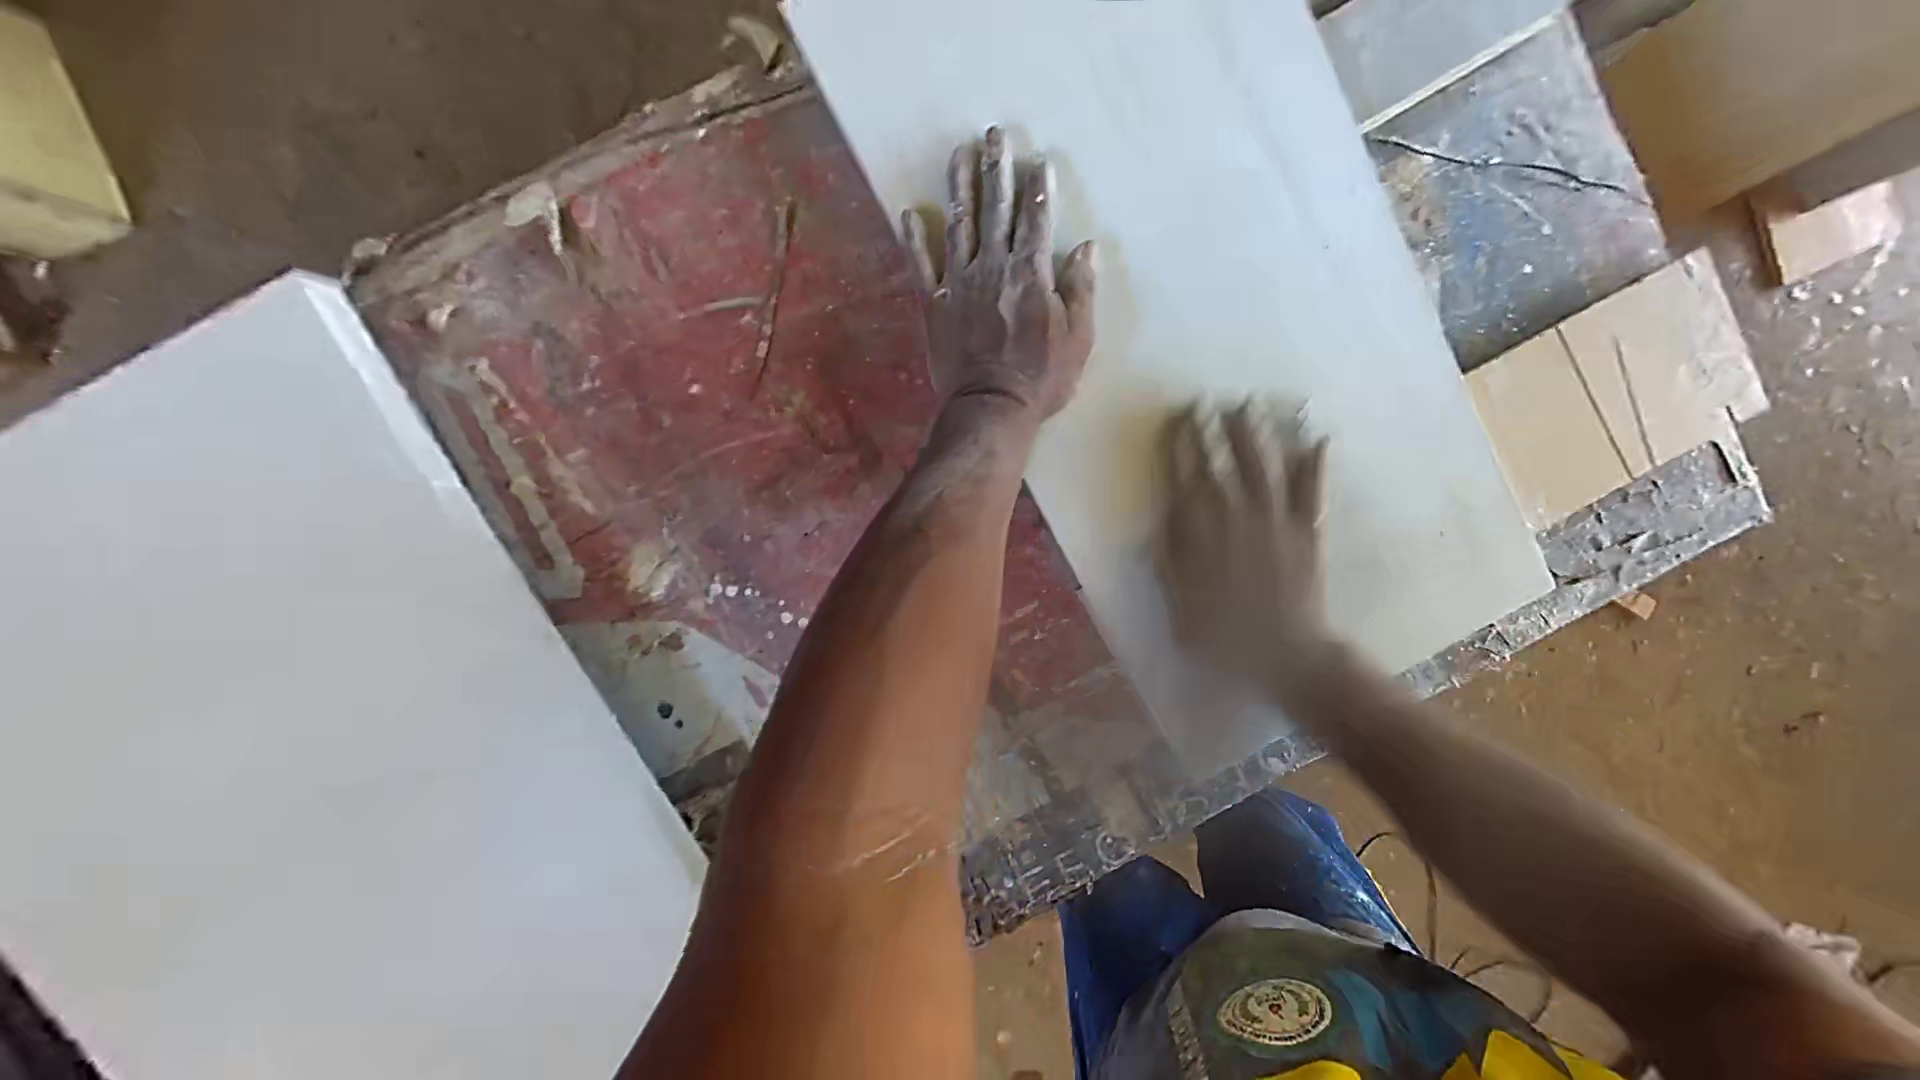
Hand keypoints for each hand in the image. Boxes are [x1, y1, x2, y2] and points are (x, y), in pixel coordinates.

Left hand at [902, 127, 1097, 418]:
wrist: (991, 408)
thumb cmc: (1041, 378)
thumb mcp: (1078, 338)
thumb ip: (1080, 290)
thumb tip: (1085, 248)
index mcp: (1030, 275)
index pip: (1036, 220)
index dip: (1038, 188)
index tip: (1037, 160)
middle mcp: (993, 268)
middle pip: (996, 210)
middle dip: (997, 170)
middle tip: (994, 135)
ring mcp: (959, 283)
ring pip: (960, 225)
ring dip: (960, 186)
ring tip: (959, 154)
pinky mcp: (934, 304)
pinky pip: (921, 264)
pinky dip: (915, 239)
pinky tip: (910, 214)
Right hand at [1155, 402, 1336, 698]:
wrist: (1290, 659)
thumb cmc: (1227, 639)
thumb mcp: (1182, 608)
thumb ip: (1170, 562)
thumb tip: (1162, 519)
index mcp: (1204, 537)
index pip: (1185, 481)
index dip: (1179, 449)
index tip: (1173, 423)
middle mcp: (1239, 519)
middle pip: (1221, 466)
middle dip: (1209, 432)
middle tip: (1201, 402)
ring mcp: (1277, 523)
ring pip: (1263, 469)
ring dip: (1254, 435)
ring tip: (1246, 405)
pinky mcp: (1309, 532)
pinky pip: (1312, 494)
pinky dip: (1315, 466)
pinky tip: (1318, 439)